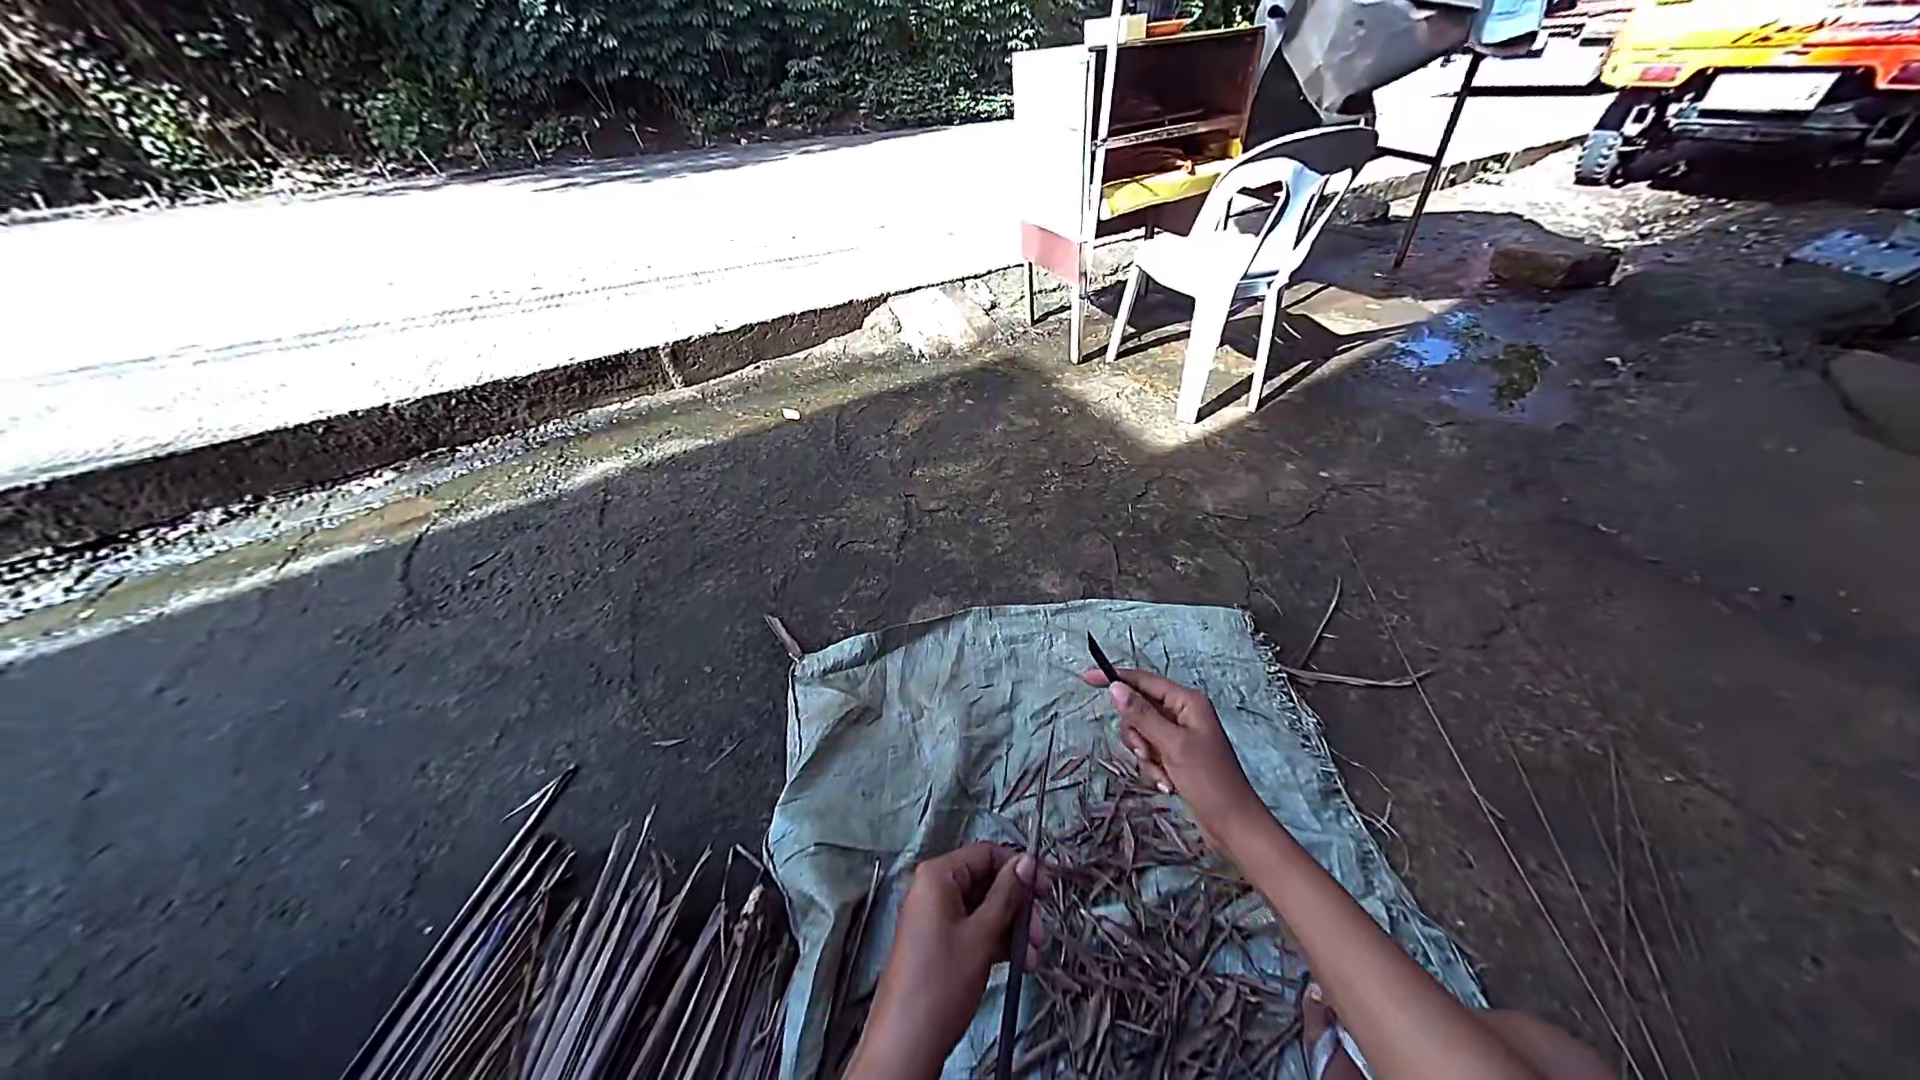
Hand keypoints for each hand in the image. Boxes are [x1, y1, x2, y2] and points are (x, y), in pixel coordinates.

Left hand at [846, 843, 1043, 1079]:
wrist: (907, 1043)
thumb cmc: (941, 983)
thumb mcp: (981, 934)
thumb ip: (1006, 894)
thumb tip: (1026, 861)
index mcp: (937, 876)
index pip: (985, 853)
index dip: (1017, 867)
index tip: (1044, 887)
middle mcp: (933, 890)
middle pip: (986, 882)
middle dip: (1017, 906)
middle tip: (1039, 930)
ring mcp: (935, 917)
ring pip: (984, 908)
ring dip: (1012, 928)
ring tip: (1032, 956)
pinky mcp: (939, 943)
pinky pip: (974, 929)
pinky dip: (997, 942)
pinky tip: (1019, 963)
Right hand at [1081, 667, 1268, 849]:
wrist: (1233, 824)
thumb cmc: (1208, 780)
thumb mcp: (1171, 745)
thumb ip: (1141, 714)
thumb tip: (1115, 687)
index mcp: (1187, 701)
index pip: (1143, 681)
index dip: (1114, 678)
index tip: (1087, 678)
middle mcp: (1182, 713)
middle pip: (1138, 708)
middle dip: (1136, 733)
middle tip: (1146, 753)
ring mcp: (1179, 734)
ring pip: (1140, 732)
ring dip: (1144, 754)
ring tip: (1161, 773)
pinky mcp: (1175, 754)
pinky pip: (1149, 751)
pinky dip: (1152, 767)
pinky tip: (1167, 783)